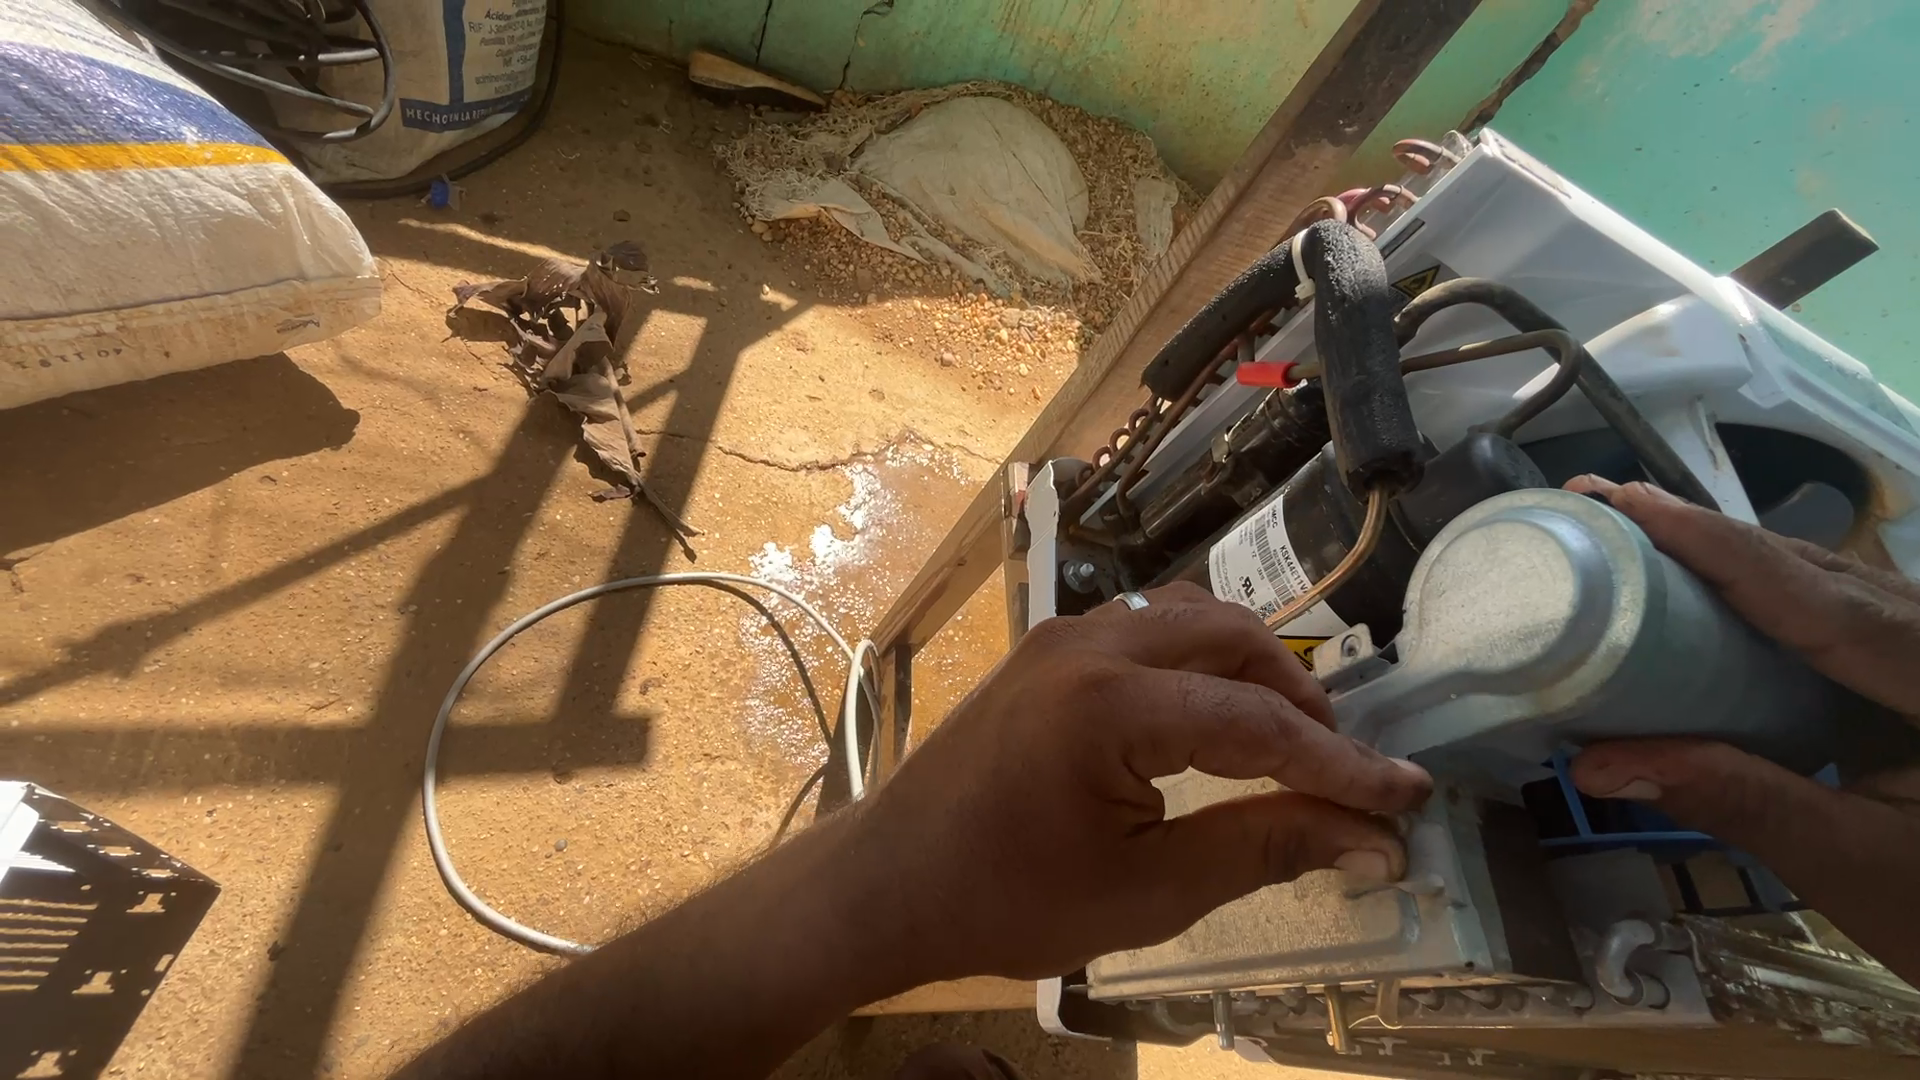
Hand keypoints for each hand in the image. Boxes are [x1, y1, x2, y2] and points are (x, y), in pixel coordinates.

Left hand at [852, 582, 1432, 982]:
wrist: (896, 876)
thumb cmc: (1010, 898)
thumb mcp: (1148, 889)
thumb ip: (1263, 846)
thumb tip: (1369, 837)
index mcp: (1111, 703)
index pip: (1259, 722)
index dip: (1341, 763)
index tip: (1406, 793)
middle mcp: (1089, 643)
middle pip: (1229, 637)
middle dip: (1295, 696)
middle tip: (1334, 765)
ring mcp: (1060, 635)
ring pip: (1185, 616)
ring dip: (1244, 664)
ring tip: (1279, 732)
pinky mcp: (1045, 646)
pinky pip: (1142, 625)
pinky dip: (1193, 655)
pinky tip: (1205, 705)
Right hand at [1565, 476, 1919, 983]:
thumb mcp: (1860, 868)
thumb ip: (1736, 802)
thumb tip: (1594, 764)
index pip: (1826, 599)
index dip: (1719, 546)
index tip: (1625, 501)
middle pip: (1822, 570)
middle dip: (1706, 532)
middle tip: (1602, 502)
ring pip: (1826, 580)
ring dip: (1721, 551)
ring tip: (1629, 528)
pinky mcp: (1915, 671)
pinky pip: (1827, 608)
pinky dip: (1748, 585)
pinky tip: (1691, 581)